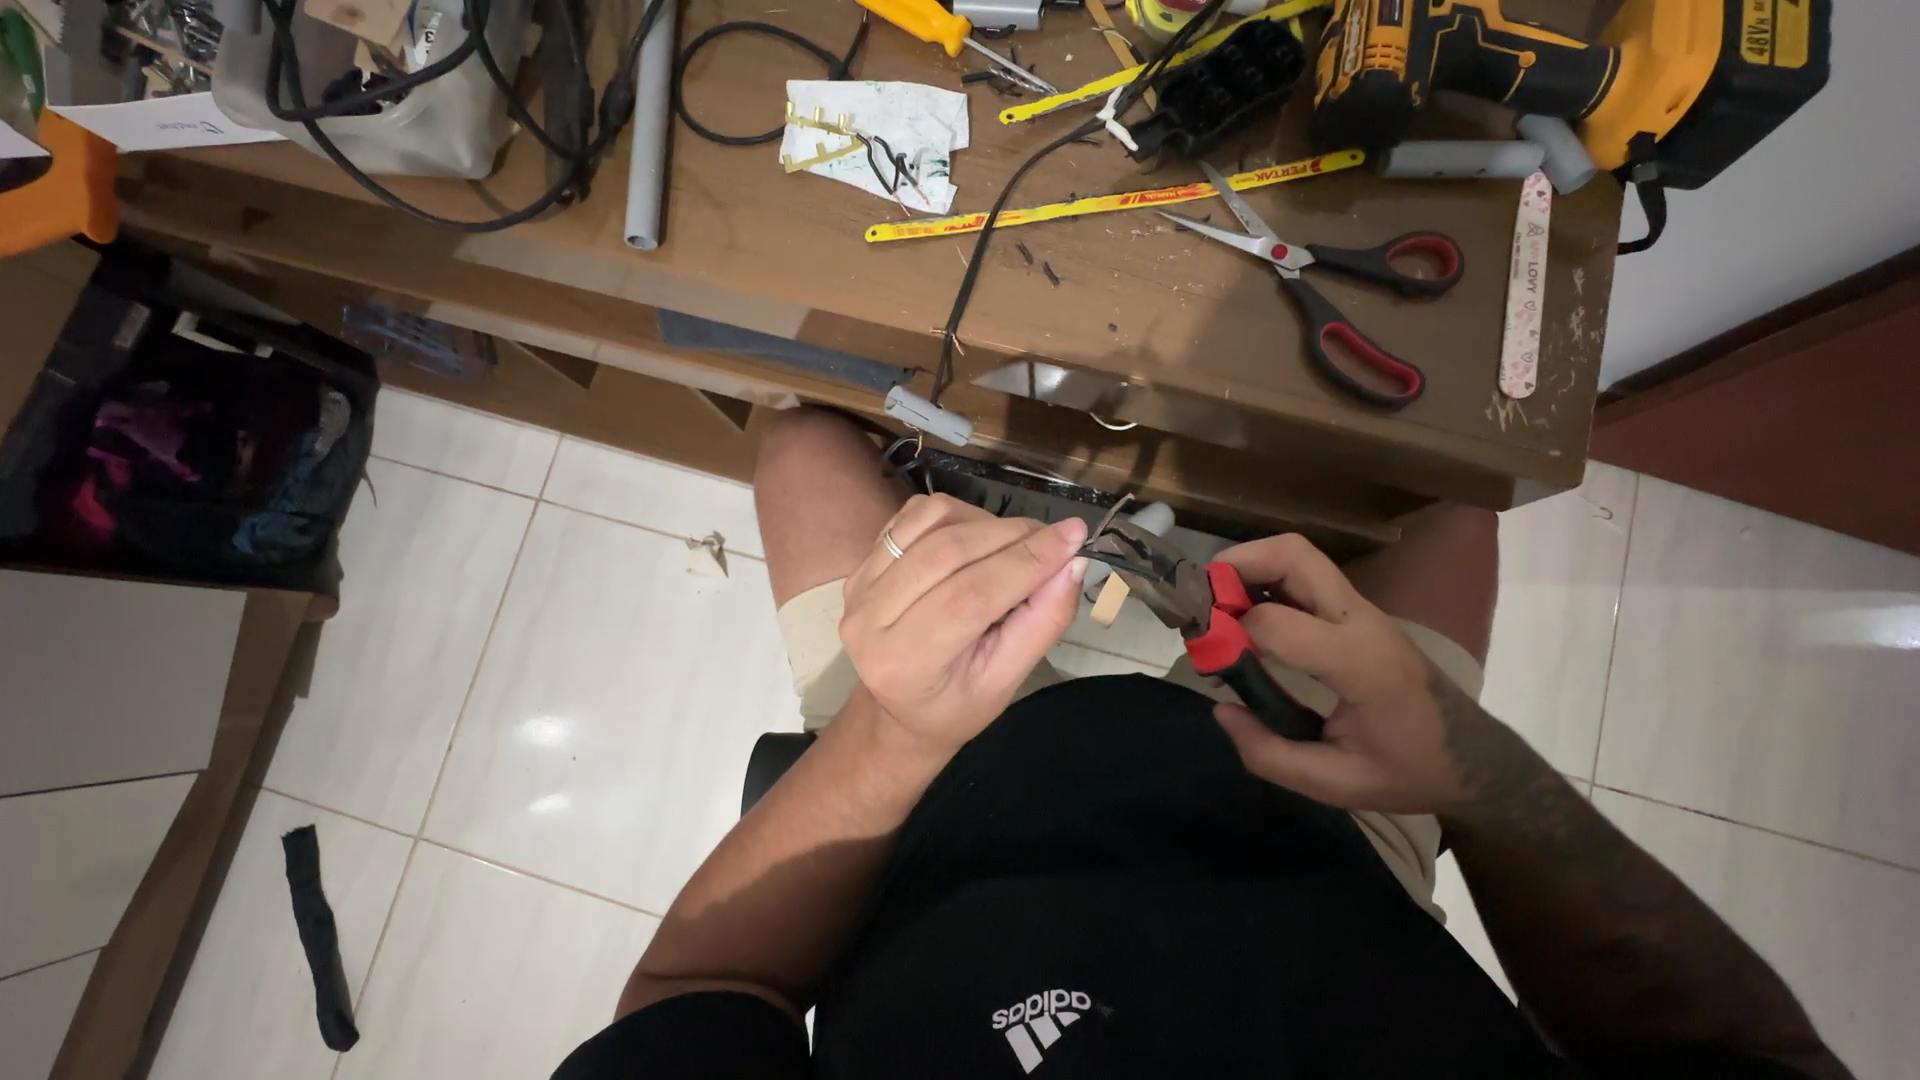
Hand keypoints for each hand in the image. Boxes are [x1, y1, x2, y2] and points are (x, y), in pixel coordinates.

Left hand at [839, 494, 1086, 757]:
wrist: (902, 708)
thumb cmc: (957, 704)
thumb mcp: (1007, 681)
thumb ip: (1042, 623)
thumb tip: (1073, 564)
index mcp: (904, 662)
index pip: (971, 596)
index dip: (1027, 561)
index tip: (1075, 536)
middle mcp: (869, 619)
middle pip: (949, 553)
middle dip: (1013, 536)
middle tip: (1057, 537)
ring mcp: (860, 586)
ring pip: (932, 524)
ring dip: (987, 522)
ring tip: (1019, 543)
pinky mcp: (863, 562)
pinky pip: (915, 516)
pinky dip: (958, 514)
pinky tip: (980, 537)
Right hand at [1207, 534, 1485, 815]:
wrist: (1476, 760)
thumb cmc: (1410, 772)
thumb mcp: (1337, 784)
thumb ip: (1270, 754)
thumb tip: (1222, 709)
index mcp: (1358, 662)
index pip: (1276, 622)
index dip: (1230, 634)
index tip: (1208, 659)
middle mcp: (1361, 621)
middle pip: (1294, 555)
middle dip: (1237, 565)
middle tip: (1203, 598)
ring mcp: (1363, 611)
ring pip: (1300, 555)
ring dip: (1250, 567)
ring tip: (1219, 605)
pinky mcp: (1358, 613)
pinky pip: (1306, 577)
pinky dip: (1266, 581)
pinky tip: (1247, 617)